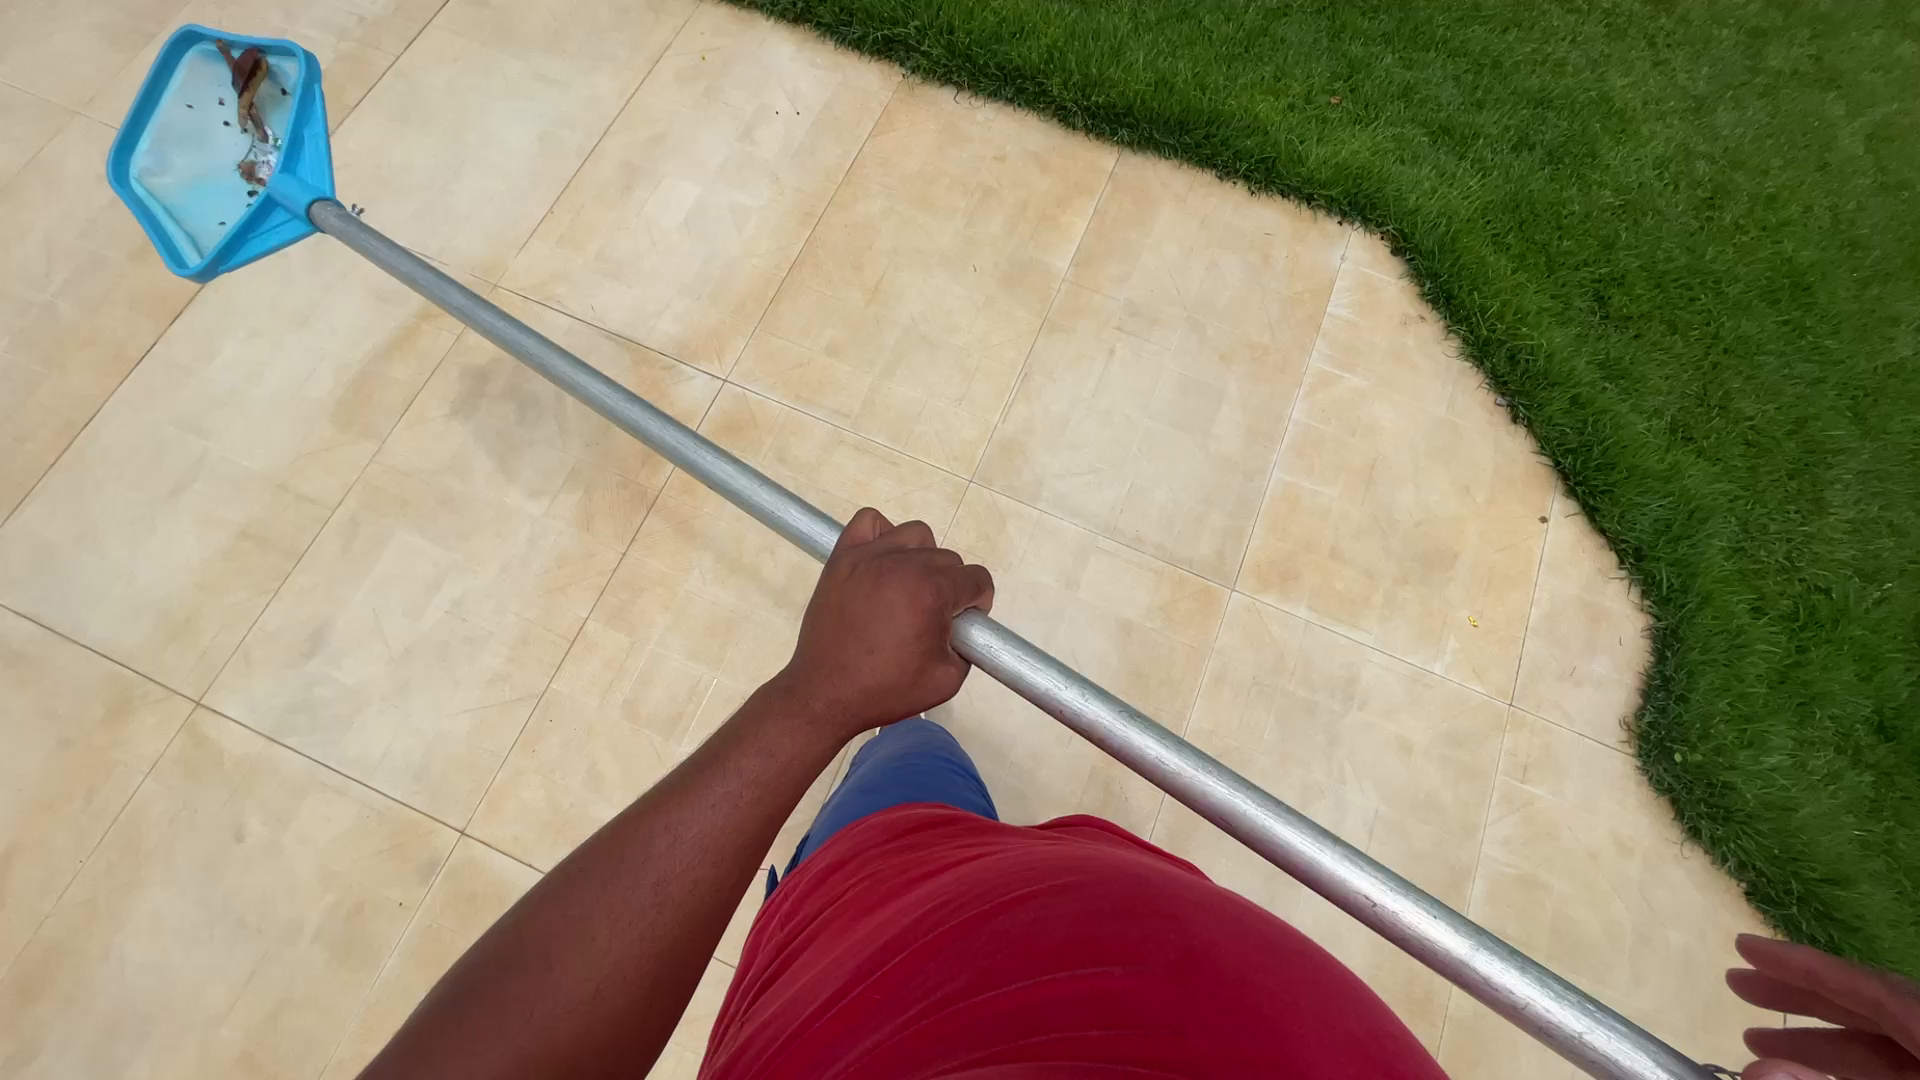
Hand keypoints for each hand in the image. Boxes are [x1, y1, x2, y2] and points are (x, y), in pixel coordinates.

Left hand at [776, 507, 993, 741]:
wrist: (827, 694)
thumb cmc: (887, 691)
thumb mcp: (949, 679)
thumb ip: (968, 645)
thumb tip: (962, 624)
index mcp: (931, 592)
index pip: (976, 579)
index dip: (977, 604)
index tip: (963, 623)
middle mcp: (902, 565)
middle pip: (948, 559)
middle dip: (950, 588)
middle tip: (932, 618)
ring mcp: (868, 557)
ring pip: (916, 536)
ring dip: (922, 558)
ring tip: (909, 588)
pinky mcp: (842, 558)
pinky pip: (868, 522)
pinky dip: (882, 535)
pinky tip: (882, 564)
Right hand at [1726, 933, 1919, 1078]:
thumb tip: (1753, 1069)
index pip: (1874, 988)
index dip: (1806, 965)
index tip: (1742, 945)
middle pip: (1877, 1010)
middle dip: (1802, 998)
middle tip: (1735, 984)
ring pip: (1889, 1043)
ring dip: (1819, 1037)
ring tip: (1754, 1038)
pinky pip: (1906, 1068)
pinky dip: (1857, 1066)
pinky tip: (1808, 1067)